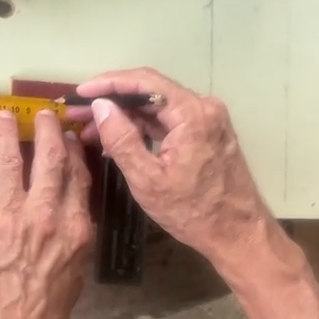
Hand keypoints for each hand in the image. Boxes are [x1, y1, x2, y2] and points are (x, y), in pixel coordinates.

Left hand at [0, 109, 93, 318]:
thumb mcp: (73, 276)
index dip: (73, 152)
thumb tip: (68, 213)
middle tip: (41, 113)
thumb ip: (71, 239)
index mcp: (76, 231)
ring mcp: (10, 216)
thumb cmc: (43, 318)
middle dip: (46, 131)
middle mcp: (46, 216)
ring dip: (6, 134)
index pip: (78, 178)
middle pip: (49, 160)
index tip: (69, 137)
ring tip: (2, 116)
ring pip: (10, 162)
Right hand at [67, 68, 272, 264]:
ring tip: (90, 129)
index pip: (143, 82)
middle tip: (78, 113)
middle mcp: (203, 108)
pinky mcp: (207, 132)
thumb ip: (121, 139)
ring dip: (124, 115)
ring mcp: (207, 119)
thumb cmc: (193, 212)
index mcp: (192, 115)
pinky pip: (167, 120)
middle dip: (111, 100)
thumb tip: (100, 106)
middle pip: (149, 91)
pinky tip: (117, 138)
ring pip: (156, 106)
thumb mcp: (147, 179)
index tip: (79, 93)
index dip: (107, 83)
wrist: (240, 236)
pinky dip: (142, 126)